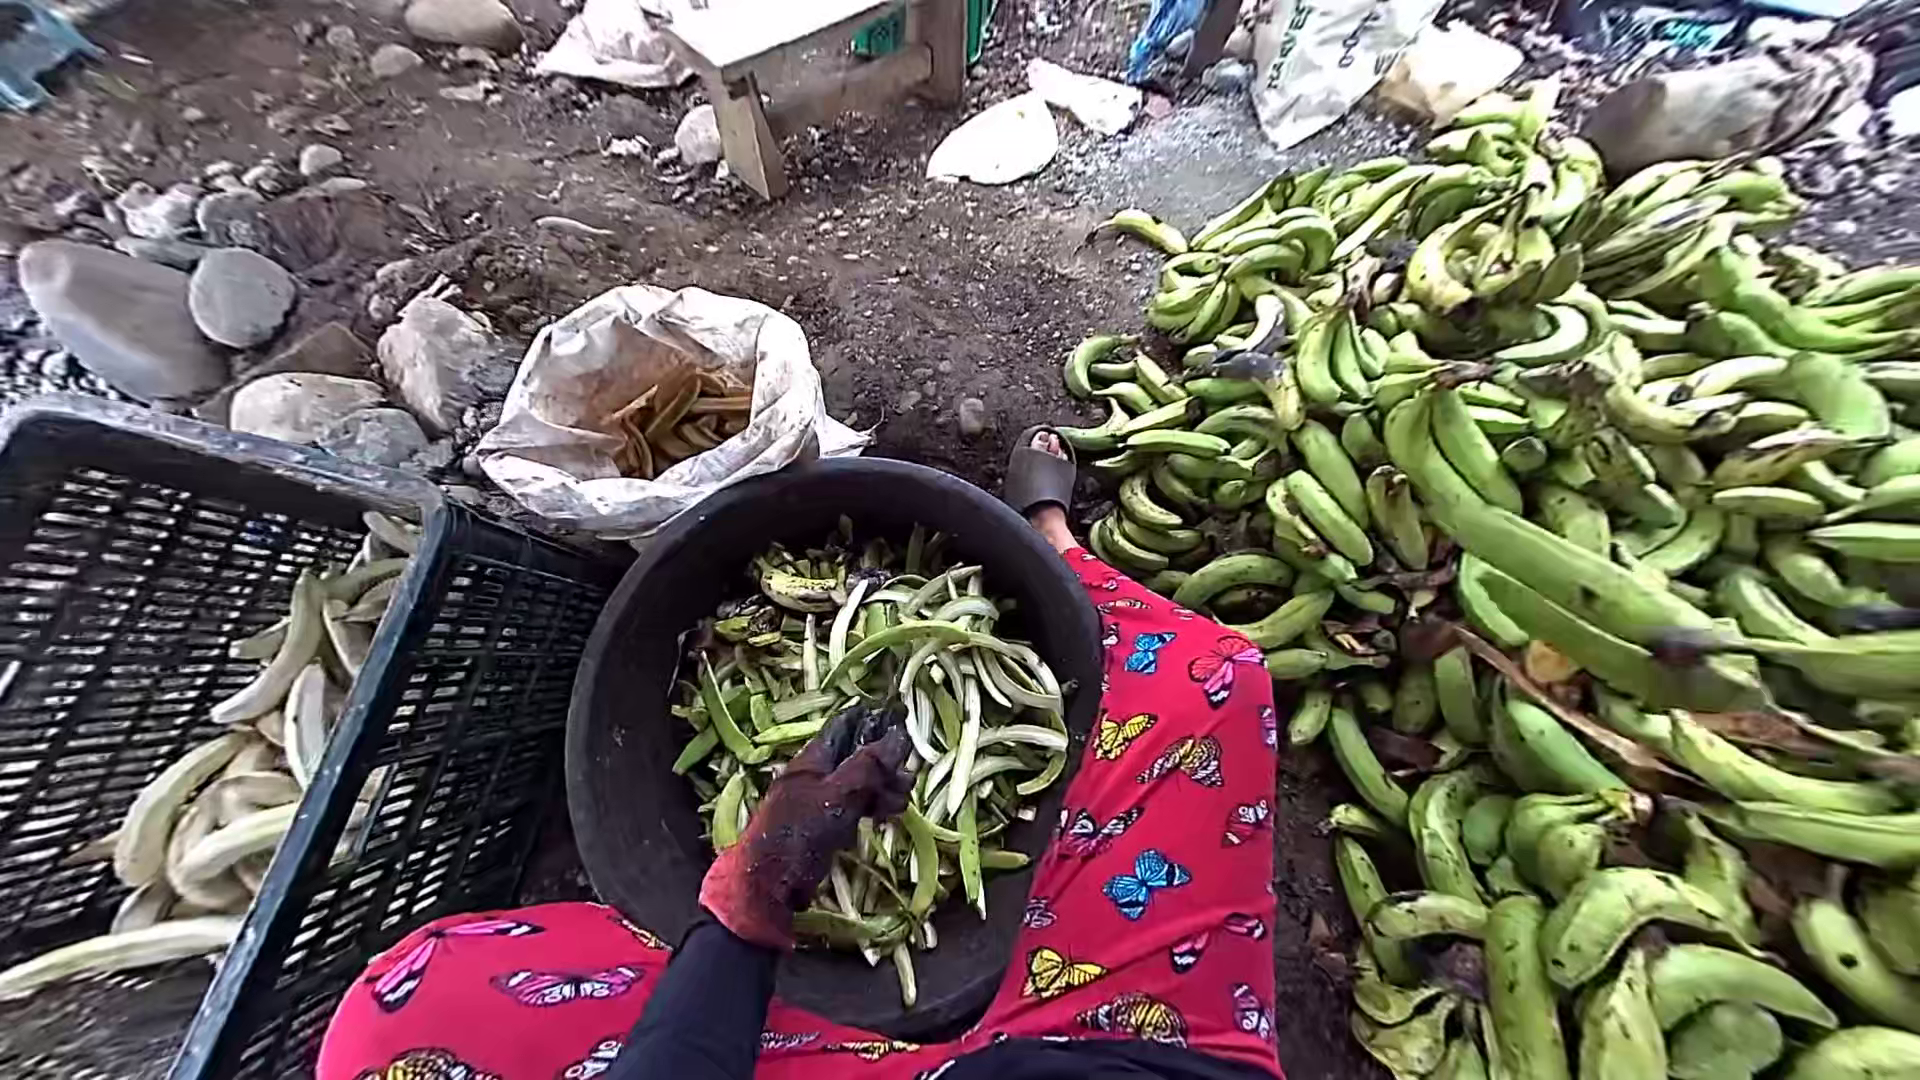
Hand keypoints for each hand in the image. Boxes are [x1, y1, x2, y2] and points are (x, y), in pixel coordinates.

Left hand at [698, 702, 911, 948]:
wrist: (769, 889)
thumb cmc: (801, 833)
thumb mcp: (839, 795)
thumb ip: (870, 766)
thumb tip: (900, 736)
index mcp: (814, 758)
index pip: (847, 724)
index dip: (874, 720)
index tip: (902, 722)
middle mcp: (816, 773)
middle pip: (857, 756)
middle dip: (885, 764)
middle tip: (907, 777)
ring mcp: (819, 799)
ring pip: (859, 783)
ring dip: (883, 788)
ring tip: (901, 802)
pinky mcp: (823, 825)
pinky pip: (853, 806)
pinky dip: (871, 807)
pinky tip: (886, 816)